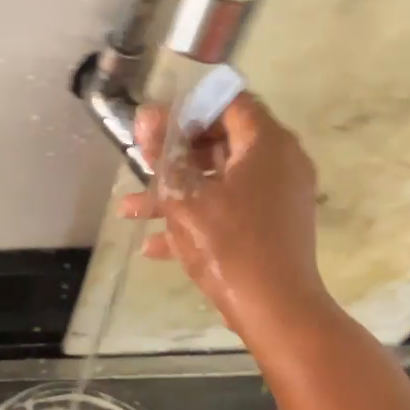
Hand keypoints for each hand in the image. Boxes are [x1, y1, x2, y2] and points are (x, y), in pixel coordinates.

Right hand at [118, 92, 335, 342]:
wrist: (274, 307)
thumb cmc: (229, 245)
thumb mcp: (185, 198)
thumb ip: (165, 155)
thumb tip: (145, 116)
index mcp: (266, 143)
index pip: (229, 102)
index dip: (188, 109)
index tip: (155, 127)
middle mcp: (280, 162)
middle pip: (222, 143)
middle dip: (175, 155)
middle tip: (140, 164)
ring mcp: (278, 196)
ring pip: (219, 181)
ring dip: (174, 192)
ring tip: (130, 210)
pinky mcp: (272, 226)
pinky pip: (230, 210)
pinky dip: (196, 219)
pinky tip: (152, 245)